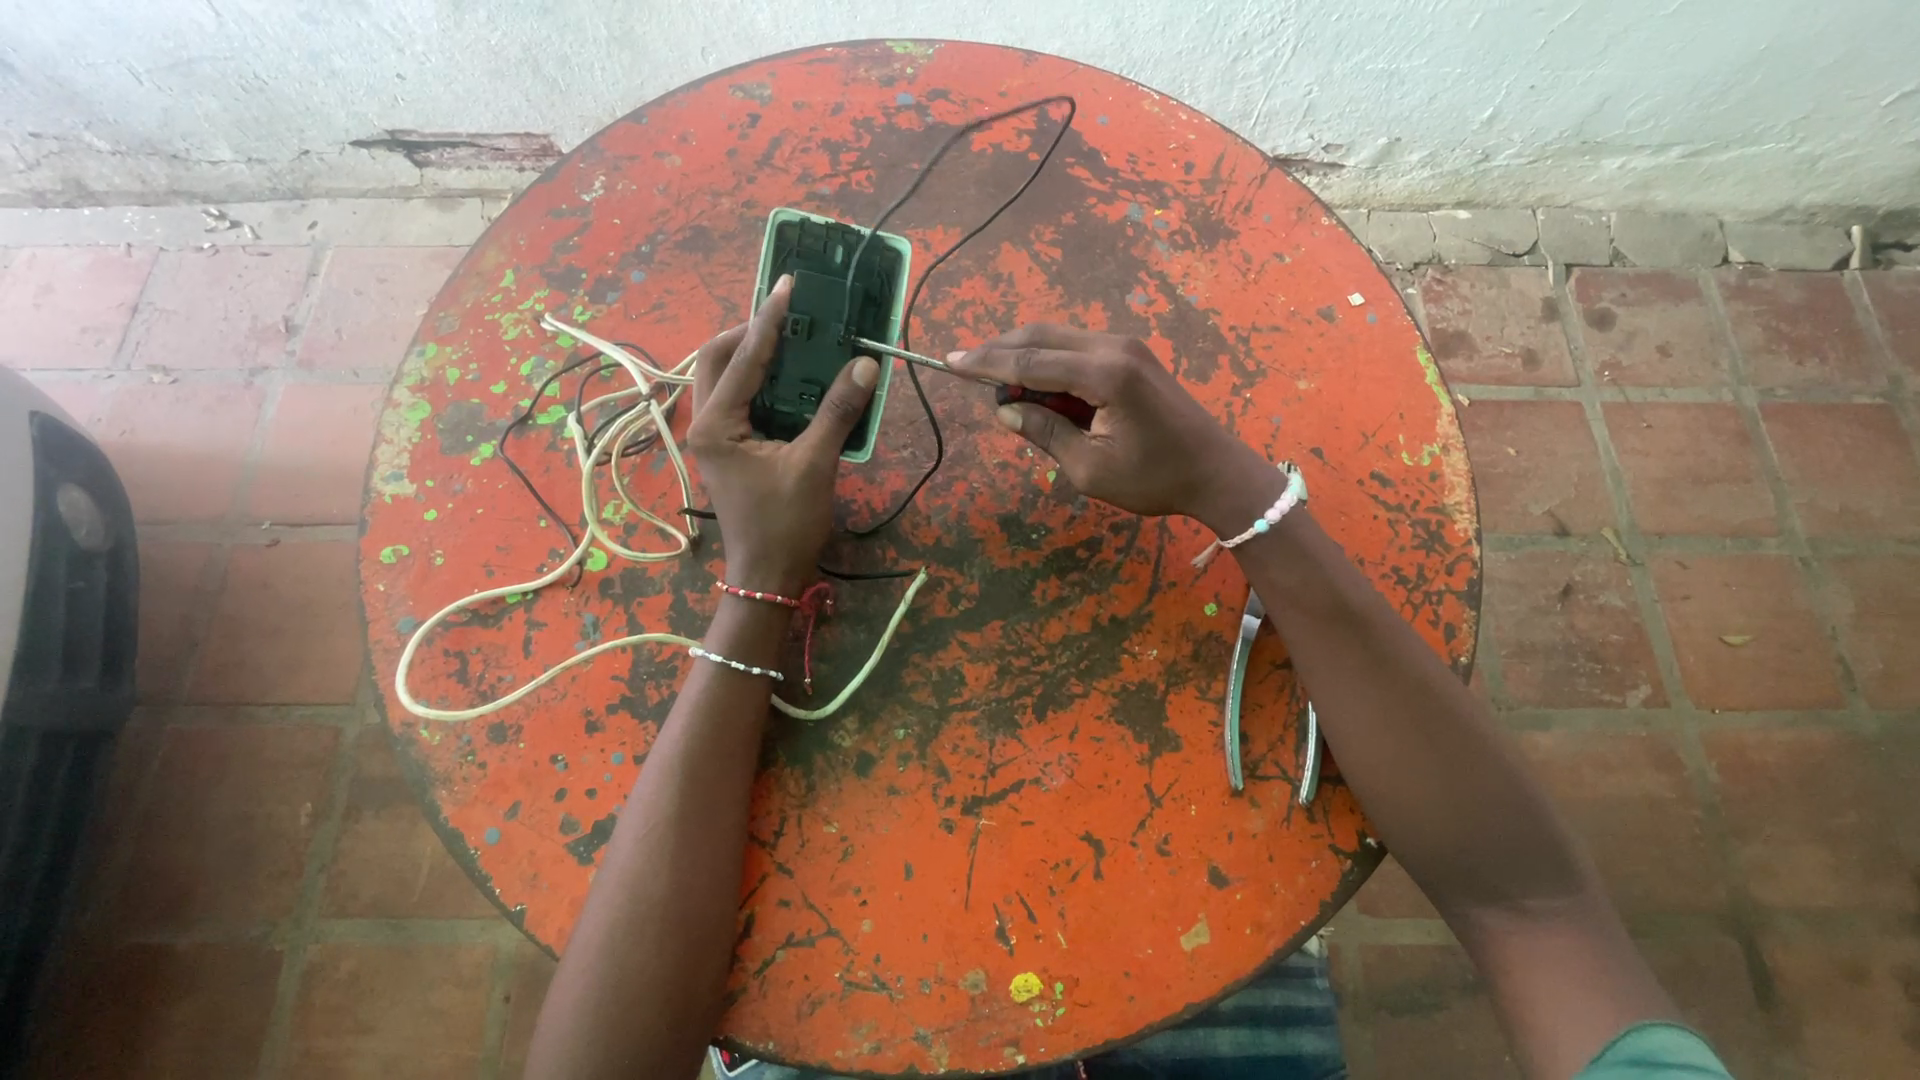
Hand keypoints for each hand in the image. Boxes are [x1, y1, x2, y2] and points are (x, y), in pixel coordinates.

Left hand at [687, 275, 878, 594]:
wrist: (769, 576)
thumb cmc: (786, 525)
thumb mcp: (815, 466)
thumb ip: (837, 412)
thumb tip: (865, 363)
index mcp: (717, 426)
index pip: (742, 359)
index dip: (768, 320)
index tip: (788, 286)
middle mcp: (706, 425)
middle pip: (715, 359)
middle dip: (747, 332)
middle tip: (786, 317)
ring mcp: (715, 438)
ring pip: (722, 379)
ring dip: (751, 354)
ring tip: (790, 338)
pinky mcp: (729, 449)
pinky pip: (738, 400)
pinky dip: (760, 381)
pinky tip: (791, 378)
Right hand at [947, 325, 1280, 531]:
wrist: (1215, 471)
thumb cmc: (1154, 479)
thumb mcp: (1090, 468)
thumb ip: (1044, 433)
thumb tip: (1005, 410)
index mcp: (1104, 374)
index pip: (1029, 362)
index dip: (985, 364)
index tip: (949, 362)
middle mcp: (1113, 346)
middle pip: (1040, 336)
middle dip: (999, 351)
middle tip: (964, 369)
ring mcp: (1125, 346)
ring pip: (1057, 337)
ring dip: (1024, 357)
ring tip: (997, 388)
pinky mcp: (1131, 355)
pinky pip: (1077, 348)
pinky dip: (1049, 362)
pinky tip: (1035, 388)